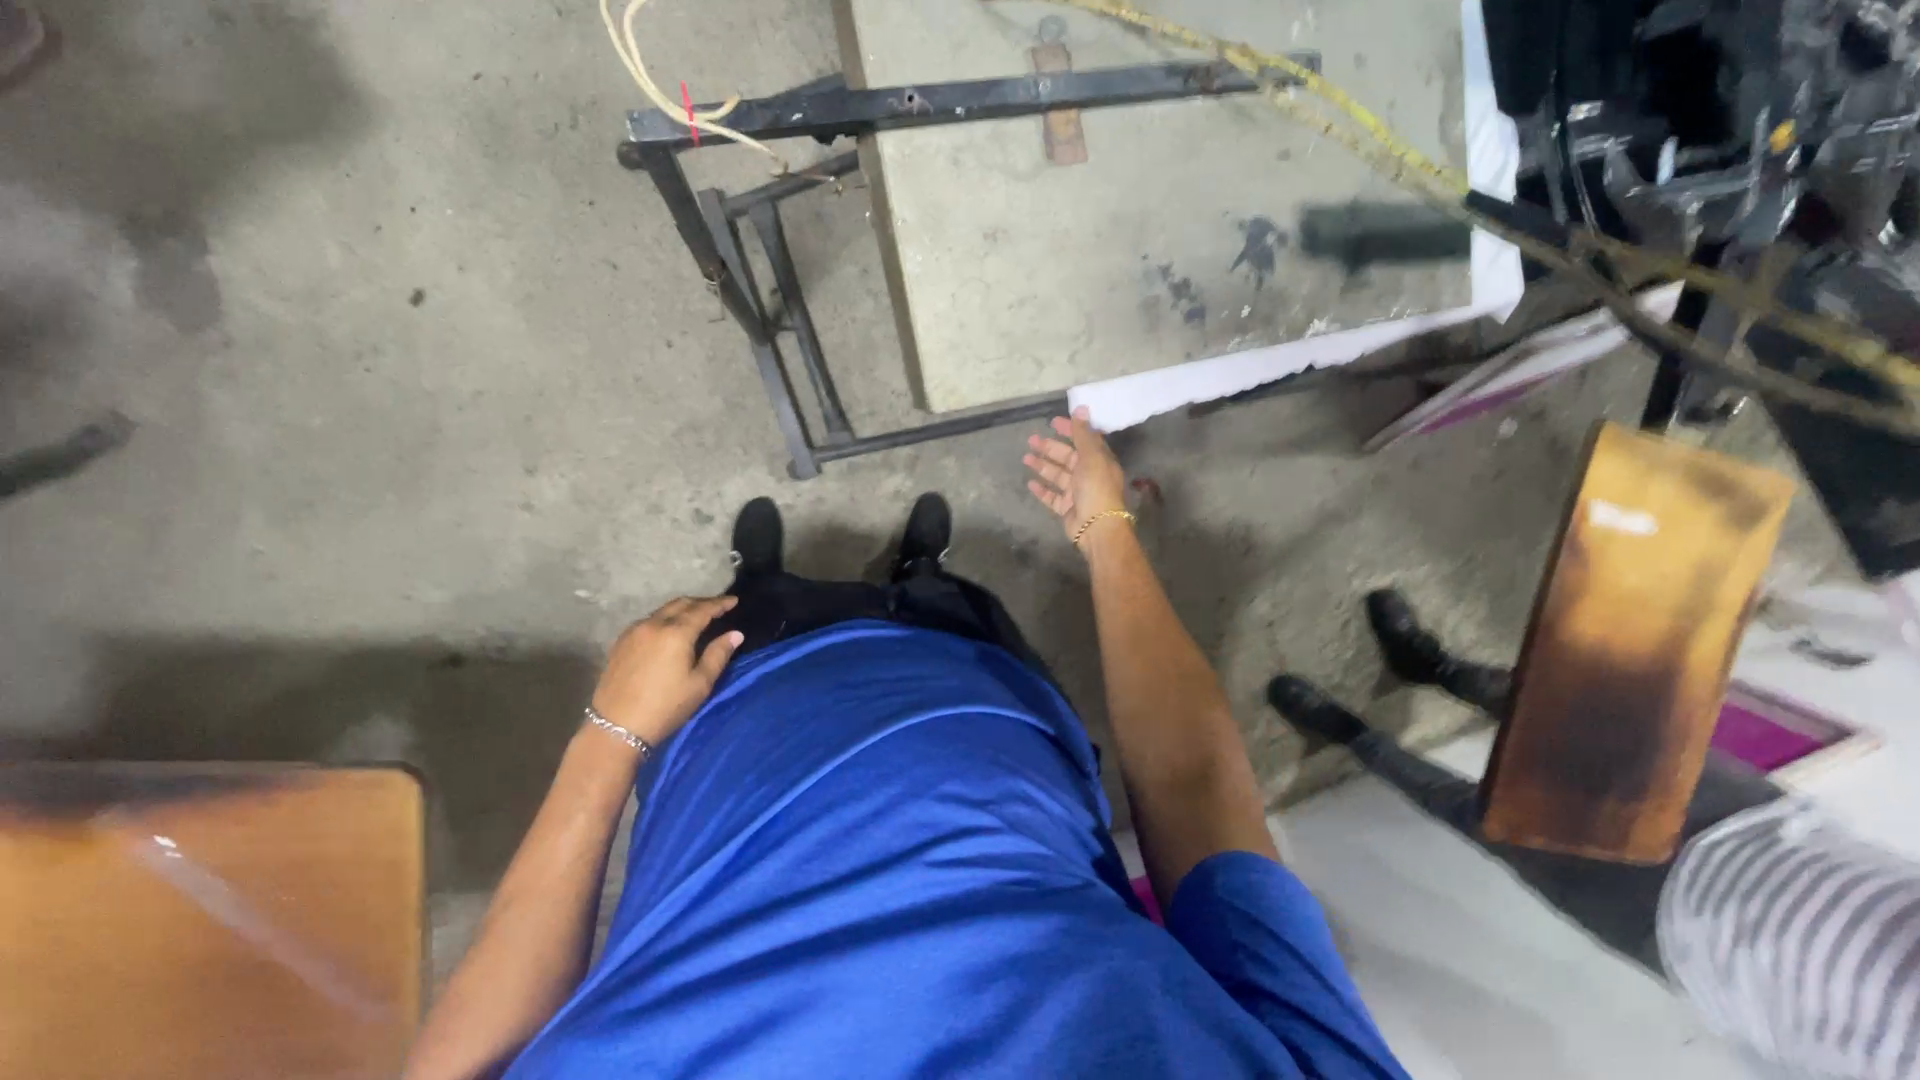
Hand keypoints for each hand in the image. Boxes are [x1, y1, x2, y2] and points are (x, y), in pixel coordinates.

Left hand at [590, 596, 743, 746]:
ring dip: (682, 609)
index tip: (734, 601)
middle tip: (717, 607)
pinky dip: (664, 619)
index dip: (720, 603)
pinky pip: (648, 621)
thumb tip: (735, 634)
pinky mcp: (621, 642)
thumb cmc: (666, 707)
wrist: (617, 726)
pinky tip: (669, 630)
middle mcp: (653, 624)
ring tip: (696, 617)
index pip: (702, 609)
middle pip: (681, 604)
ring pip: (663, 611)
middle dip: (701, 602)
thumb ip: (718, 654)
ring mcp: (633, 631)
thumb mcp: (700, 684)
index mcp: (676, 633)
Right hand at [1024, 406, 1128, 547]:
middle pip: (1067, 457)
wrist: (1097, 527)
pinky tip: (1030, 483)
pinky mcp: (1067, 508)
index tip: (1053, 422)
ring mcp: (1077, 492)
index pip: (1084, 440)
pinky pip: (1052, 496)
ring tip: (1026, 458)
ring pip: (1058, 475)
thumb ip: (1083, 434)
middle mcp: (1089, 474)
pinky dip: (1042, 490)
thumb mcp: (1091, 457)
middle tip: (1032, 440)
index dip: (1070, 430)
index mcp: (1099, 460)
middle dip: (1050, 447)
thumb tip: (1082, 408)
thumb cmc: (1096, 488)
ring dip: (1042, 466)